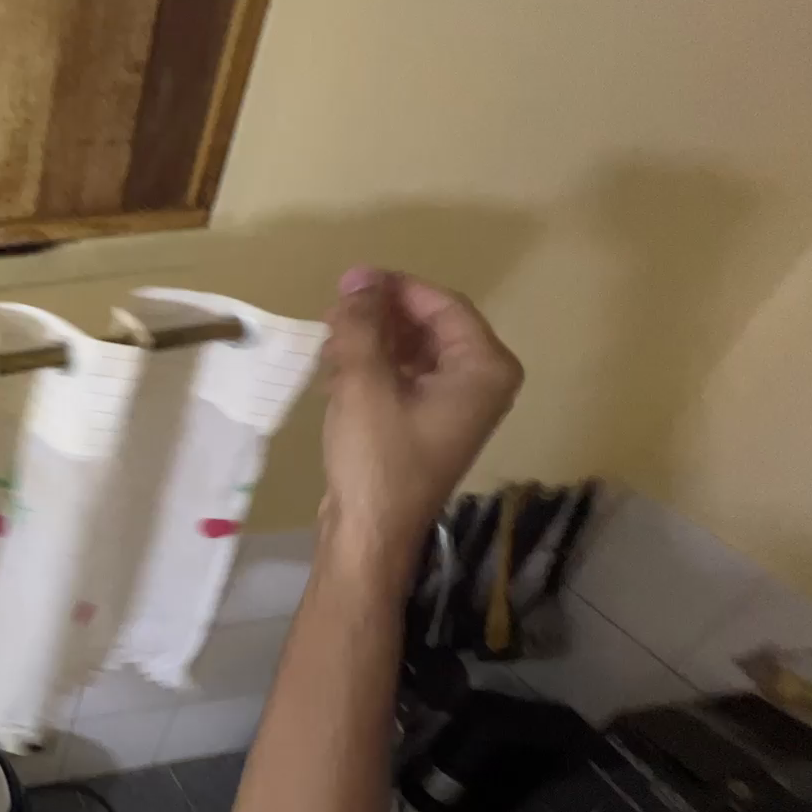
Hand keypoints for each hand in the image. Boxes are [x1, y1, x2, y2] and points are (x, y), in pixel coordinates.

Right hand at [318, 268, 522, 558]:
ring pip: (412, 356)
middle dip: (380, 317)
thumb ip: (361, 328)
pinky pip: (401, 382)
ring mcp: (451, 409)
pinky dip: (370, 371)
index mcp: (483, 369)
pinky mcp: (422, 428)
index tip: (348, 281)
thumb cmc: (376, 458)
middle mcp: (478, 384)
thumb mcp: (363, 386)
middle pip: (429, 329)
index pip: (443, 307)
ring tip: (328, 343)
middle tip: (332, 312)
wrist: (369, 529)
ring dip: (370, 344)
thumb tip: (357, 281)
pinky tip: (335, 375)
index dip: (395, 289)